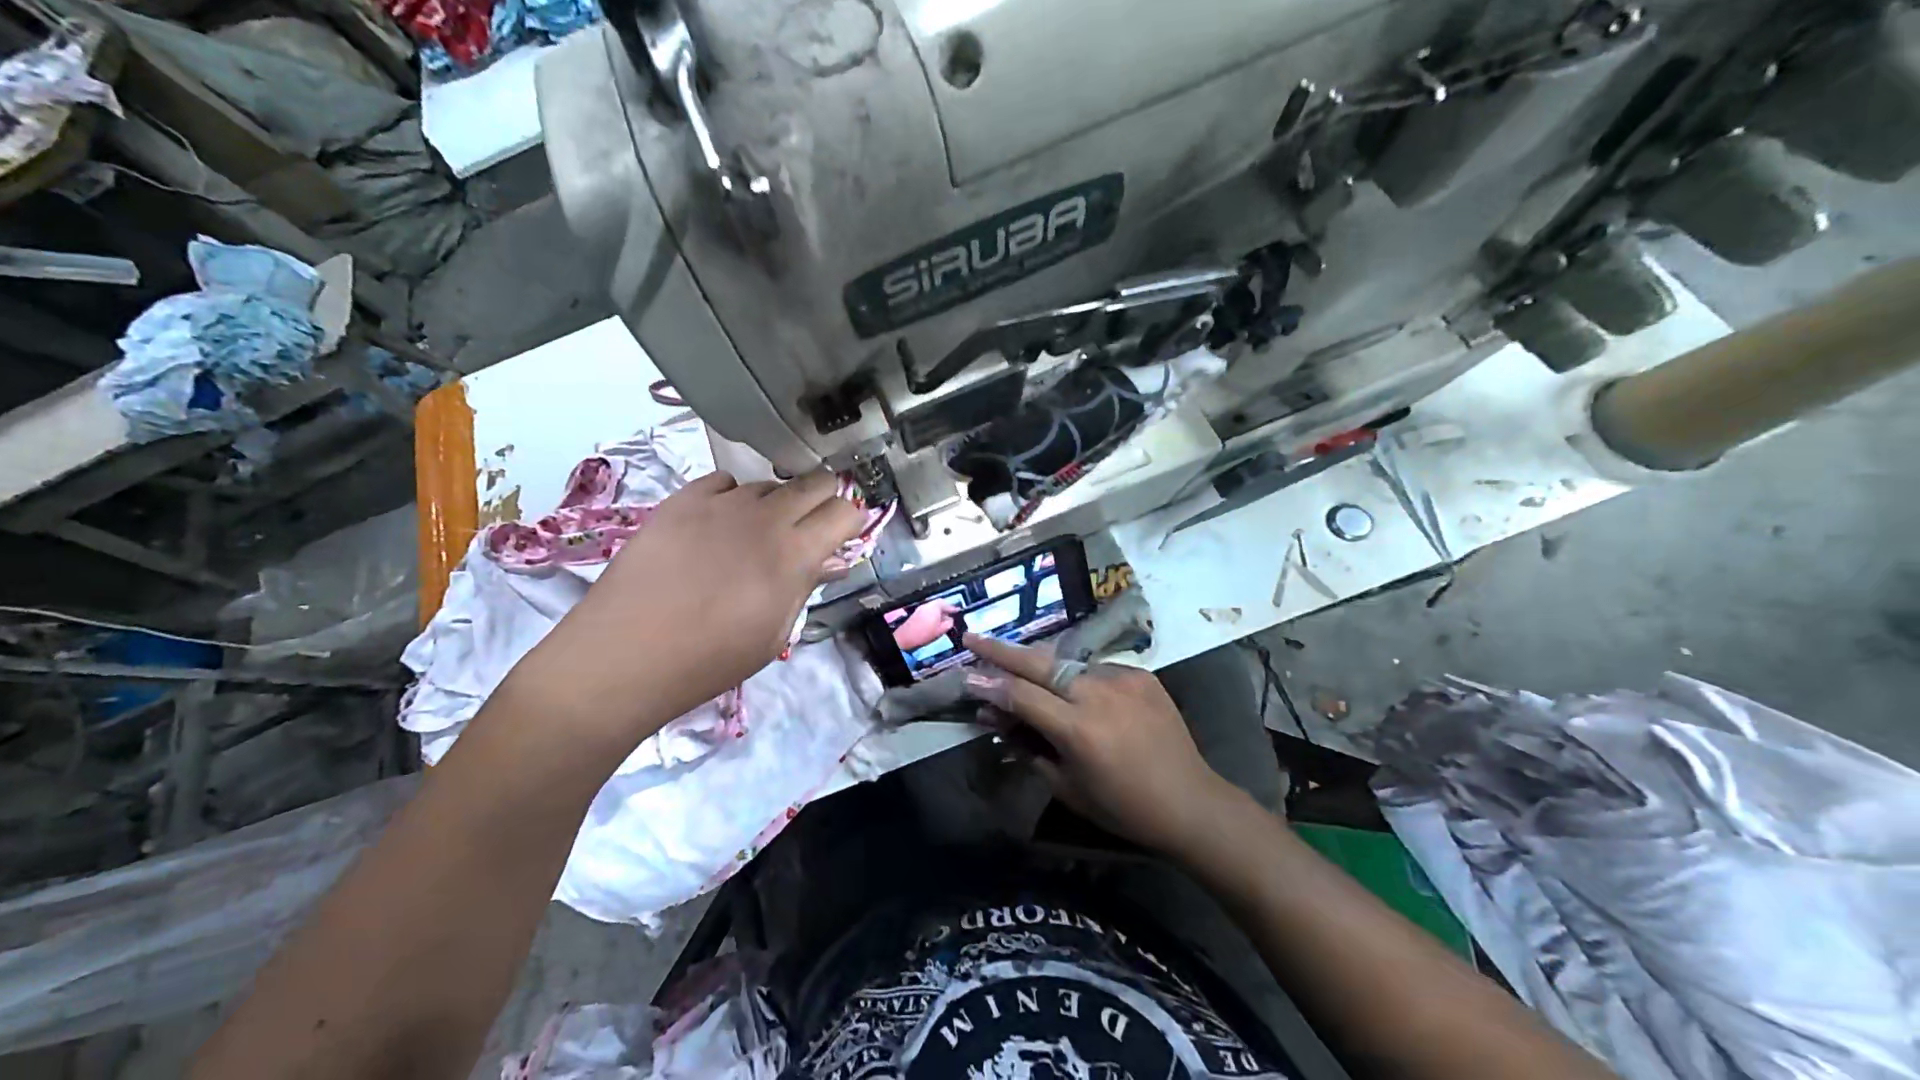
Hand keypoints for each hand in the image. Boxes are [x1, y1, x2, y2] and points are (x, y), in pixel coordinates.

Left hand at [505, 470, 865, 740]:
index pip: (845, 511)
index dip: (850, 521)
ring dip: (774, 504)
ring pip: (767, 484)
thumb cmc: (708, 660)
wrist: (623, 656)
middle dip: (822, 501)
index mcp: (794, 554)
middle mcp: (763, 518)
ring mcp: (719, 504)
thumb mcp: (773, 635)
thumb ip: (804, 588)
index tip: (842, 536)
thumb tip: (827, 561)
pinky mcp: (680, 501)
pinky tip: (717, 525)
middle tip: (808, 529)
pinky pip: (723, 483)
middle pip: (814, 483)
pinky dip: (731, 498)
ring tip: (754, 536)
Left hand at [891, 600, 957, 651]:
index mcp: (935, 607)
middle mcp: (928, 605)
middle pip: (939, 603)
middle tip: (951, 614)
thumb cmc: (925, 633)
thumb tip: (950, 619)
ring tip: (944, 619)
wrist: (906, 637)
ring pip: (933, 606)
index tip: (957, 611)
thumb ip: (949, 623)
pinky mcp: (917, 613)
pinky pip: (928, 610)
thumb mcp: (941, 630)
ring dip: (939, 611)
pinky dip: (933, 613)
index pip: (947, 603)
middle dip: (946, 608)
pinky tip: (935, 621)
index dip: (953, 608)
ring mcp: (921, 608)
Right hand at [962, 633, 1248, 852]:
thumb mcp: (1066, 786)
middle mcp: (1099, 693)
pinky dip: (1079, 679)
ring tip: (1024, 671)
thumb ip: (1028, 747)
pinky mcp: (1142, 674)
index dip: (990, 685)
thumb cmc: (1123, 807)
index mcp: (1079, 728)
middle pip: (1040, 663)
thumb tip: (994, 718)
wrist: (1190, 801)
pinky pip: (1098, 670)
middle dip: (1002, 650)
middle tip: (973, 638)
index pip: (1021, 695)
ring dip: (1043, 668)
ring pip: (1069, 664)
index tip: (966, 676)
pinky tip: (1077, 693)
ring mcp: (1124, 679)